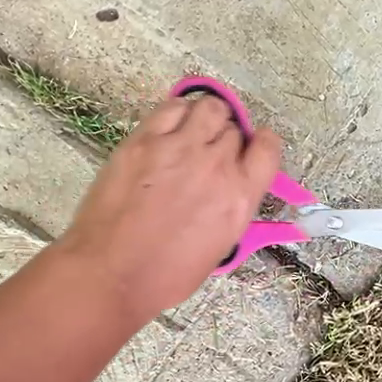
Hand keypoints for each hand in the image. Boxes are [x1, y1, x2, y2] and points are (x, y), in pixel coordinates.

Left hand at [59, 92, 282, 312]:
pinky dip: (178, 113)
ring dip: (207, 117)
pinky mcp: (143, 140)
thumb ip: (233, 209)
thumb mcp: (221, 247)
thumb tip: (233, 192)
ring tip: (194, 133)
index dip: (261, 145)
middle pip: (234, 129)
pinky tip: (171, 129)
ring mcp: (178, 148)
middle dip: (228, 138)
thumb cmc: (168, 274)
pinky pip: (171, 108)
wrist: (114, 272)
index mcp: (240, 198)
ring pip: (208, 108)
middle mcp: (216, 166)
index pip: (268, 148)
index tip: (251, 151)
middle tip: (212, 153)